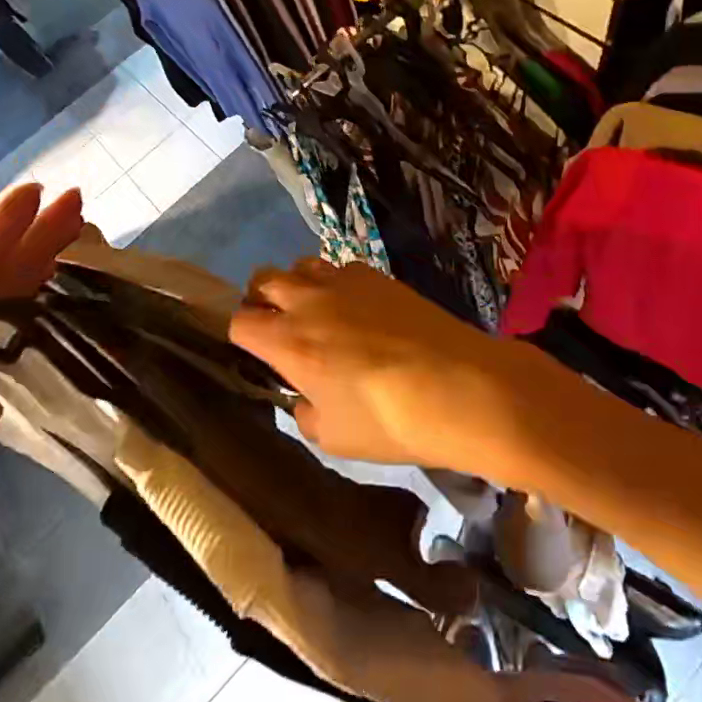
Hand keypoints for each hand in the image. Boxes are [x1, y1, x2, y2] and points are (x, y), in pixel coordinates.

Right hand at [229, 259, 580, 476]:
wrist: (461, 387)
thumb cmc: (391, 420)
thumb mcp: (334, 437)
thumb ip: (306, 412)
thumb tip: (306, 396)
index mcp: (287, 341)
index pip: (240, 321)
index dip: (242, 336)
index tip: (257, 352)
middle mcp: (308, 301)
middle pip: (263, 279)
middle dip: (261, 300)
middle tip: (279, 326)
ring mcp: (345, 281)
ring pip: (302, 264)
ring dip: (297, 284)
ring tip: (315, 311)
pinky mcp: (379, 275)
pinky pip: (341, 268)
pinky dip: (335, 283)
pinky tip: (358, 309)